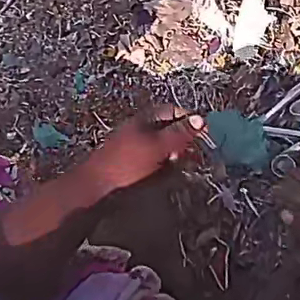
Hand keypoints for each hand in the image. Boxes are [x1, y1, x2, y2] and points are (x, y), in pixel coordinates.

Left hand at [75, 105, 202, 198]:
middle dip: (184, 142)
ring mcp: (135, 148)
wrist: (95, 187)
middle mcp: (139, 130)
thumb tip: (201, 119)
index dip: (189, 120)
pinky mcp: (132, 166)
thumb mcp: (157, 146)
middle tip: (196, 156)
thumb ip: (179, 134)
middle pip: (169, 130)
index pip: (172, 112)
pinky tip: (168, 177)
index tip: (204, 135)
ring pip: (163, 148)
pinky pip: (155, 162)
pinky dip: (165, 168)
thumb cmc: (126, 163)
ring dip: (175, 157)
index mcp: (144, 120)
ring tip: (184, 168)